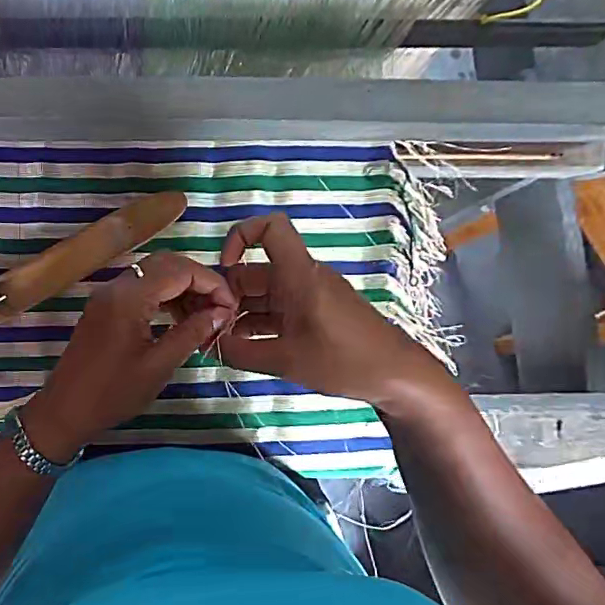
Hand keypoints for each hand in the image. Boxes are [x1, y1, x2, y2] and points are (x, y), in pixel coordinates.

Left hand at [21, 251, 236, 460]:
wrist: (64, 410)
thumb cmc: (112, 393)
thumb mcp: (159, 365)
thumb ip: (191, 333)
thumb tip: (221, 313)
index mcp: (129, 297)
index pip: (180, 270)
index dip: (212, 283)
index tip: (230, 308)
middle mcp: (116, 287)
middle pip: (167, 264)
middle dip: (198, 281)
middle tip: (219, 311)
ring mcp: (106, 295)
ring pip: (153, 274)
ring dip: (181, 289)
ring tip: (203, 319)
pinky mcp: (103, 307)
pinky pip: (139, 288)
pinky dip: (163, 297)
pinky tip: (179, 320)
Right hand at [214, 213, 461, 418]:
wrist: (397, 376)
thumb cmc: (345, 361)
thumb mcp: (285, 361)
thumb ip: (240, 352)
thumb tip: (207, 344)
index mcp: (299, 275)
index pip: (270, 228)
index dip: (240, 237)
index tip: (224, 269)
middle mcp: (302, 278)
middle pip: (255, 270)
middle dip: (228, 294)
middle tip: (211, 326)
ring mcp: (308, 296)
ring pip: (262, 293)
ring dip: (240, 313)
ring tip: (220, 341)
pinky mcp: (313, 313)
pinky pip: (276, 309)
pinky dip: (257, 323)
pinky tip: (241, 346)